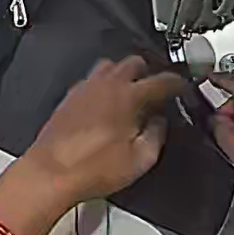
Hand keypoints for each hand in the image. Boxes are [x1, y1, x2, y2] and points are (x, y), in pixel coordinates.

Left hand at [6, 57, 185, 214]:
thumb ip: (156, 135)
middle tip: (156, 89)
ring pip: (110, 66)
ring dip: (124, 74)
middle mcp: (106, 85)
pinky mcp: (70, 97)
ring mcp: (85, 88)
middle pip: (134, 62)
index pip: (161, 80)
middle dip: (149, 72)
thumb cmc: (91, 168)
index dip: (177, 83)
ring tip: (132, 92)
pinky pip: (91, 79)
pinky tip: (106, 102)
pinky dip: (103, 84)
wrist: (52, 172)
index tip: (181, 87)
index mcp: (129, 96)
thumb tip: (159, 124)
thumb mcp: (141, 159)